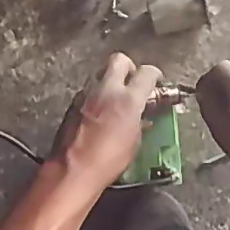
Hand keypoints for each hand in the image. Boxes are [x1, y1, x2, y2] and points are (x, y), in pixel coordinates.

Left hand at [51, 53, 162, 186]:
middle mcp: (107, 89)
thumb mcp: (135, 142)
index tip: (156, 83)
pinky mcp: (72, 103)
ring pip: (101, 74)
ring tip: (117, 100)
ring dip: (111, 81)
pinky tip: (100, 113)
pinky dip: (98, 96)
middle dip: (130, 68)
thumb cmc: (110, 160)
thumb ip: (140, 122)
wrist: (73, 169)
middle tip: (134, 84)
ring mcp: (86, 93)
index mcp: (128, 99)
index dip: (155, 75)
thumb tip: (143, 117)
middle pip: (119, 60)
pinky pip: (89, 90)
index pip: (147, 72)